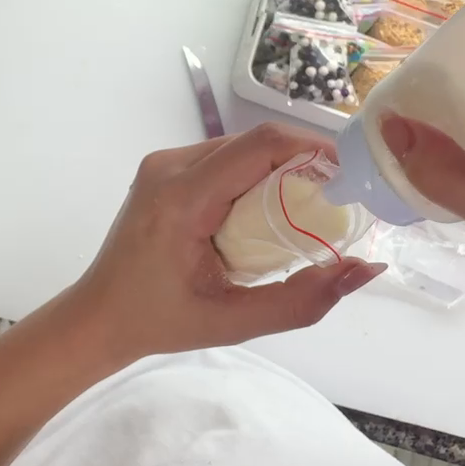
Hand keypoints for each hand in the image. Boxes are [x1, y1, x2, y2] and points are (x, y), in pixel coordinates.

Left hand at [65, 122, 385, 357]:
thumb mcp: (234, 321)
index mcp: (182, 198)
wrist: (100, 315)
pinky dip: (251, 177)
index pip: (261, 147)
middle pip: (253, 144)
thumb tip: (364, 268)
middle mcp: (169, 167)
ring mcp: (162, 164)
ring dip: (276, 171)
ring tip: (303, 211)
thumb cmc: (160, 321)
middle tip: (334, 203)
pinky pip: (221, 159)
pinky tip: (263, 213)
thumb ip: (302, 300)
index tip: (351, 179)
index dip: (314, 151)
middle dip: (301, 164)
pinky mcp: (162, 170)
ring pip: (239, 148)